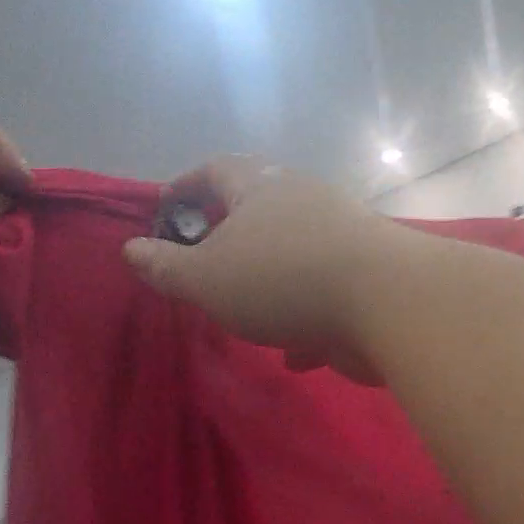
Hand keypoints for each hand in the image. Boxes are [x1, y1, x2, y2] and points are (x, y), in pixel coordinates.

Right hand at [122, 156, 414, 380]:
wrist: (391, 301)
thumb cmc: (285, 278)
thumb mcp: (206, 277)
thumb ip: (166, 266)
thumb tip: (132, 249)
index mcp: (265, 188)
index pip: (219, 168)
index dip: (187, 186)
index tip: (165, 212)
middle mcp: (309, 203)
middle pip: (263, 213)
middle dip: (234, 244)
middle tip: (207, 274)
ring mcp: (347, 239)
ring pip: (299, 258)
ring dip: (274, 287)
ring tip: (249, 318)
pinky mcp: (373, 278)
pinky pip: (331, 295)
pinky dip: (311, 320)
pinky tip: (299, 354)